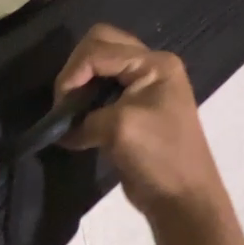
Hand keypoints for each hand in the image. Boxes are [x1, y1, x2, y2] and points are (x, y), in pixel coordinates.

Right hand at [55, 24, 228, 219]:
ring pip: (98, 64)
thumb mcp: (117, 128)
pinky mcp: (133, 105)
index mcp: (154, 65)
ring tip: (70, 112)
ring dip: (80, 84)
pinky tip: (77, 122)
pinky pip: (101, 87)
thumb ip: (84, 115)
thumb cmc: (157, 157)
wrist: (182, 200)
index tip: (61, 104)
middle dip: (76, 69)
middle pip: (100, 44)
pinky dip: (85, 99)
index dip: (72, 73)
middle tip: (66, 99)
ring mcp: (143, 85)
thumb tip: (62, 127)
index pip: (98, 50)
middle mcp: (150, 67)